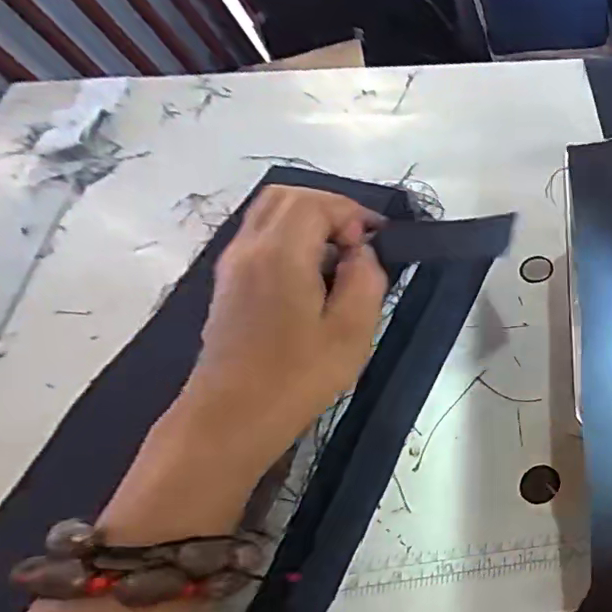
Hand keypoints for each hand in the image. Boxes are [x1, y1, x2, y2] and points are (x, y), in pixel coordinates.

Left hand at [174, 186, 388, 469]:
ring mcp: (234, 265)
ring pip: (270, 215)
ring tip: (344, 261)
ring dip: (312, 223)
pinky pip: (262, 239)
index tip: (380, 244)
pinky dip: (295, 240)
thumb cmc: (300, 375)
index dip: (353, 213)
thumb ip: (366, 280)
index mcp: (279, 254)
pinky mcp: (232, 284)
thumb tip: (362, 254)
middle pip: (286, 197)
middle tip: (363, 245)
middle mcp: (248, 249)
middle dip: (331, 209)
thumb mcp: (353, 330)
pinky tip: (318, 278)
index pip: (315, 203)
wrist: (235, 413)